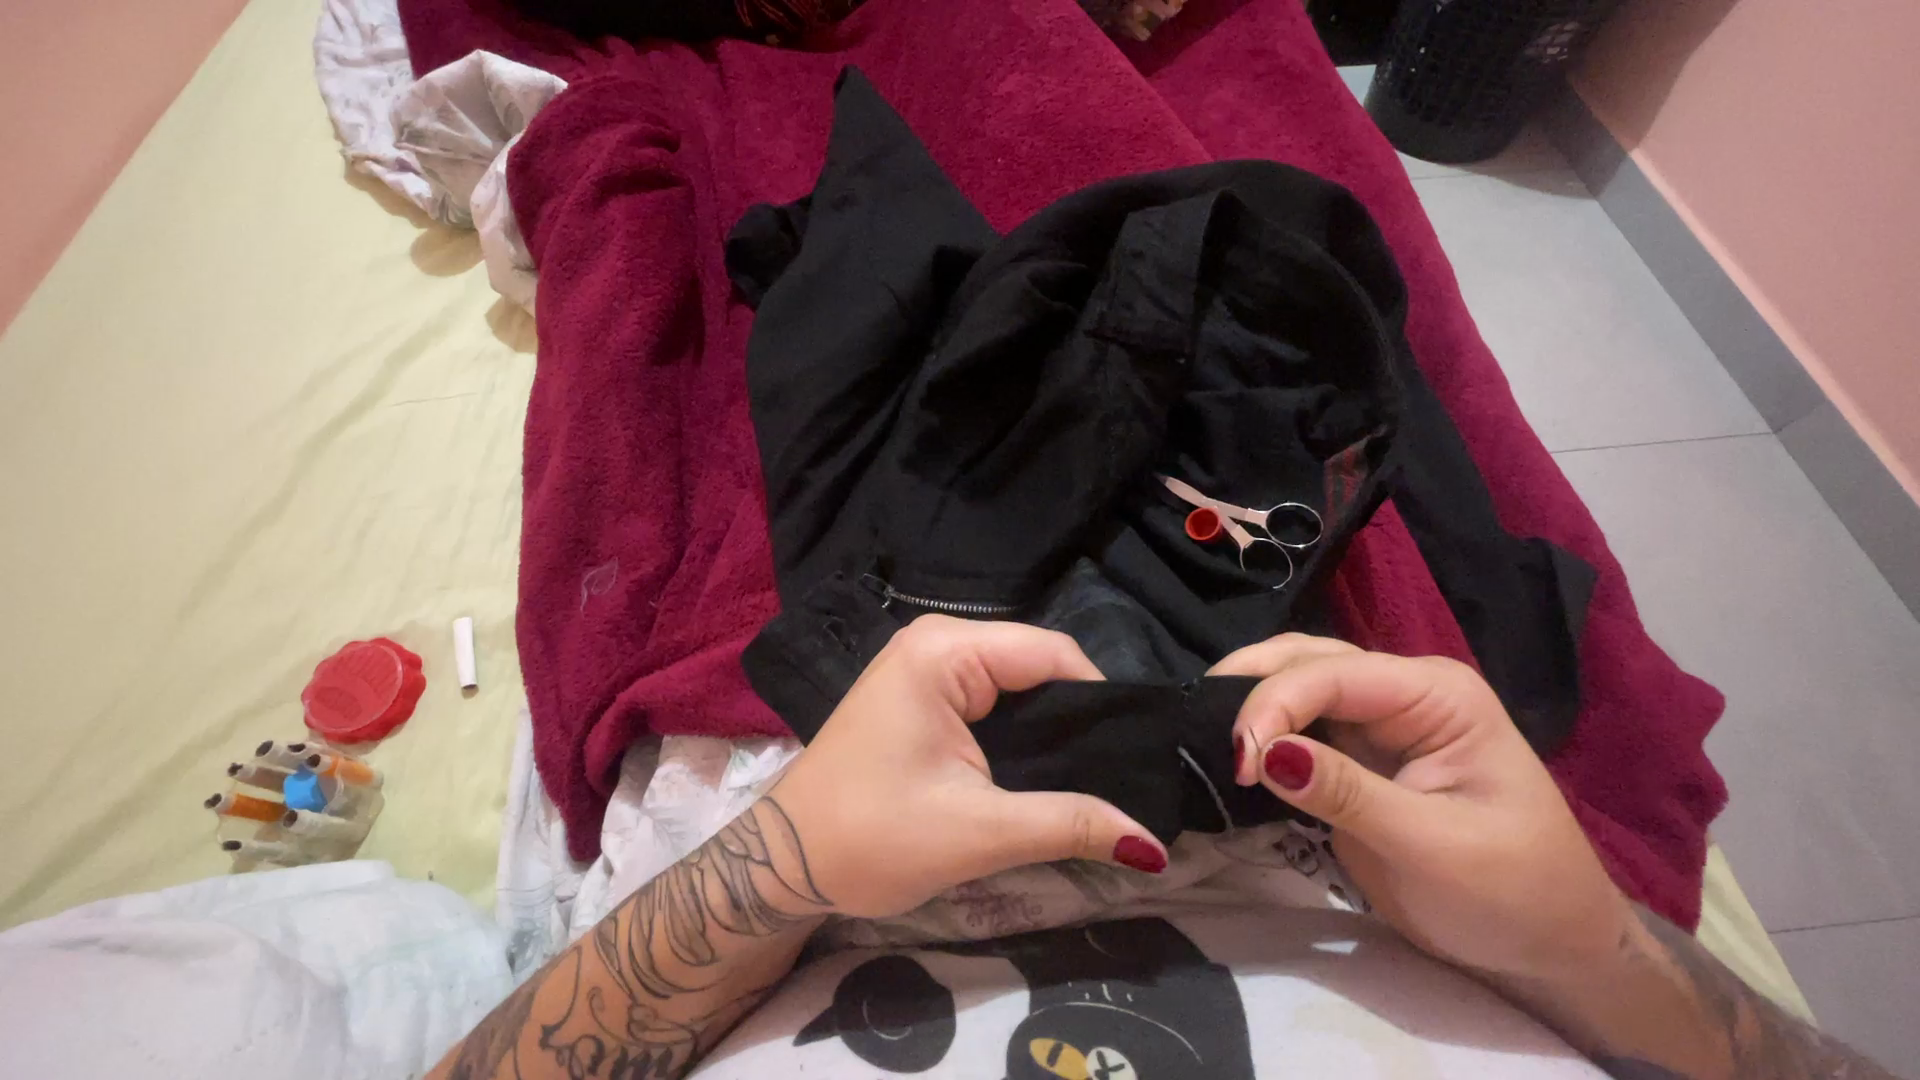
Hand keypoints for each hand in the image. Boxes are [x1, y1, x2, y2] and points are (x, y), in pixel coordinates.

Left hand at [769, 615, 1167, 919]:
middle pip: (1036, 662)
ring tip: (1092, 776)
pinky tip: (1043, 767)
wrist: (784, 863)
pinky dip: (1020, 729)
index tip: (1136, 759)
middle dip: (1078, 716)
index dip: (1101, 701)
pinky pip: (991, 695)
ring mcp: (924, 663)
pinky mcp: (921, 691)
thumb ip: (1068, 825)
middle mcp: (935, 640)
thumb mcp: (977, 833)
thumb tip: (1155, 847)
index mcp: (943, 651)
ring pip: (1016, 681)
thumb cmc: (870, 839)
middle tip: (1120, 775)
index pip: (1052, 653)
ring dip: (1050, 726)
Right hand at [1214, 633, 1634, 984]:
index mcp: (1435, 693)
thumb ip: (1348, 794)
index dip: (1274, 705)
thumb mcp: (1433, 848)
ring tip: (1205, 735)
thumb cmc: (1514, 895)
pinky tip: (1231, 748)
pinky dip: (1259, 730)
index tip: (1241, 764)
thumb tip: (1267, 754)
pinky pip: (1294, 723)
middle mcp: (1401, 689)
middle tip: (1206, 735)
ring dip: (1246, 700)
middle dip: (1249, 686)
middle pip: (1304, 658)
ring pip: (1292, 680)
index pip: (1332, 674)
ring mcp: (1376, 718)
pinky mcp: (1353, 752)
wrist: (1548, 946)